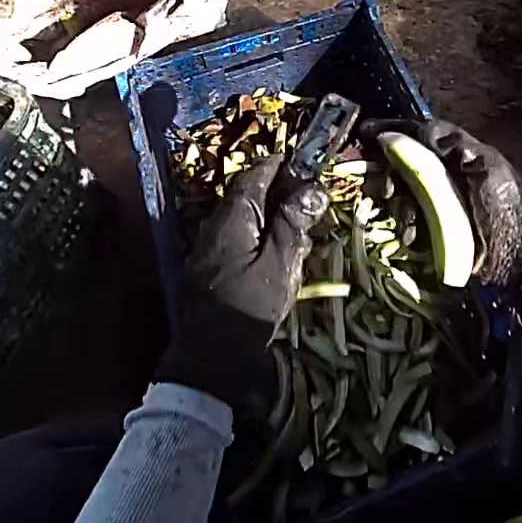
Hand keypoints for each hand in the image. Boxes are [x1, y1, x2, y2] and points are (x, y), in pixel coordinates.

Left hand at [157, 155, 327, 410]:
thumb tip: (312, 186)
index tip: (304, 164)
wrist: (211, 359)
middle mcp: (215, 224)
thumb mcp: (281, 263)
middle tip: (309, 200)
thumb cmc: (249, 307)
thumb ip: (293, 222)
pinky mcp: (210, 265)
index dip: (280, 165)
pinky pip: (239, 237)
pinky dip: (261, 236)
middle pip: (249, 194)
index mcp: (232, 217)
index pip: (255, 175)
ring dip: (272, 216)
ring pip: (245, 217)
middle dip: (280, 192)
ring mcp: (209, 246)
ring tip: (300, 231)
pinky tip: (280, 254)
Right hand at [371, 120, 521, 343]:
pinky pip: (408, 220)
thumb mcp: (486, 170)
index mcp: (461, 154)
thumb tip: (413, 130)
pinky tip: (414, 239)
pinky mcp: (433, 230)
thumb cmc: (508, 213)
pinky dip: (407, 227)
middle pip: (405, 162)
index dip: (394, 130)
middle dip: (390, 173)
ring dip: (401, 206)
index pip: (421, 133)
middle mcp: (447, 174)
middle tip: (384, 189)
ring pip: (403, 192)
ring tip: (411, 226)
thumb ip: (452, 145)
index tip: (365, 133)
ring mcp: (439, 203)